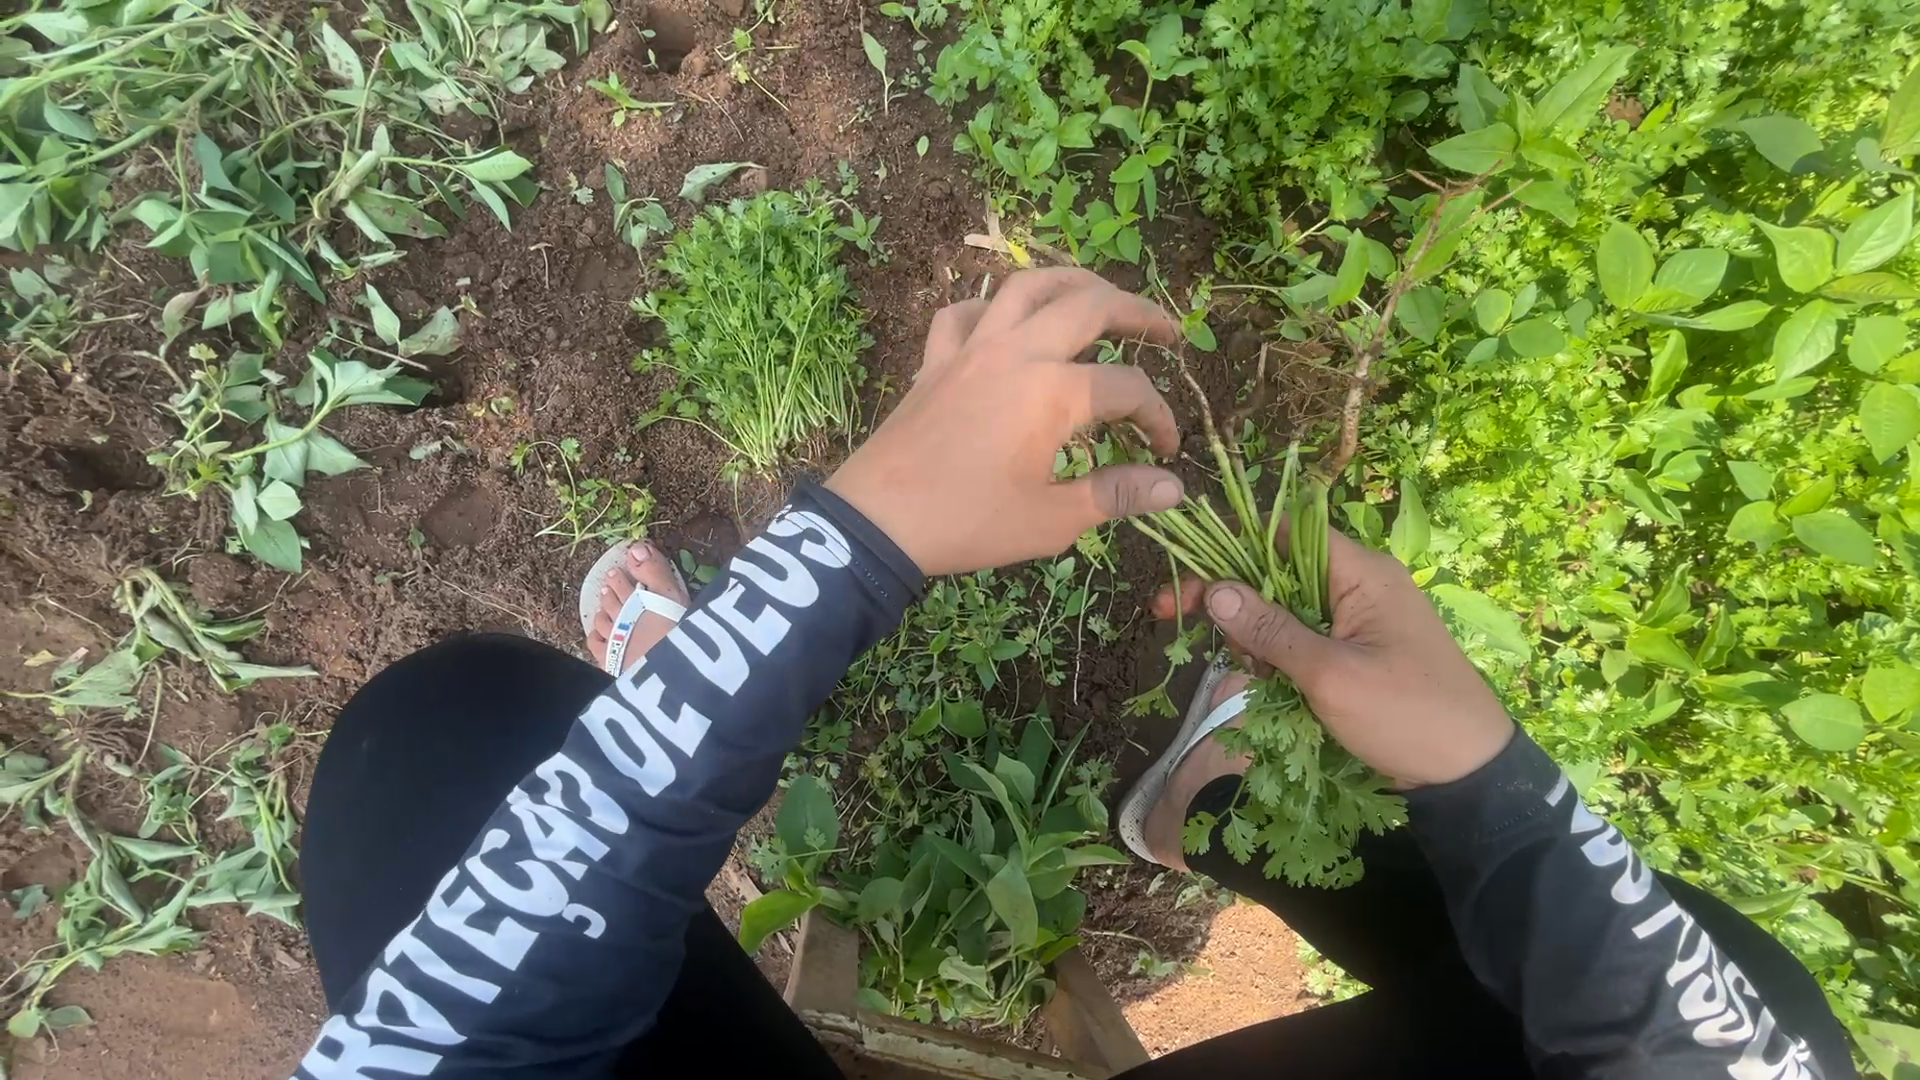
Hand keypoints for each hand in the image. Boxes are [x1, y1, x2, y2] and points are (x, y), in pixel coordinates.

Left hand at [827, 269, 1185, 576]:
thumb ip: (1116, 496)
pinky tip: (1001, 323)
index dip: (1159, 418)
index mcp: (1053, 393)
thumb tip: (1175, 487)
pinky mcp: (934, 362)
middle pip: (1090, 306)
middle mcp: (1016, 352)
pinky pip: (962, 314)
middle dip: (1139, 313)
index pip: (1129, 391)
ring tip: (1099, 297)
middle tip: (1166, 331)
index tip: (1166, 450)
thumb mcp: (1051, 520)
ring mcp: (970, 350)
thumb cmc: (969, 523)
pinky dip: (989, 308)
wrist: (878, 522)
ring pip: (1027, 287)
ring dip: (1072, 284)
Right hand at [1156, 528, 1513, 787]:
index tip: (1188, 576)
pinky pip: (1298, 634)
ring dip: (1250, 630)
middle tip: (1173, 614)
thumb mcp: (1330, 675)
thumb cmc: (1406, 716)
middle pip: (1274, 570)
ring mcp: (1355, 617)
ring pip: (1280, 605)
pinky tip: (1259, 676)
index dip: (1231, 547)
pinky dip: (1272, 651)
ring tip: (1240, 666)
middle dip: (1227, 593)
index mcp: (1360, 574)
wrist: (1470, 778)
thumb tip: (1214, 589)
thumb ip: (1270, 630)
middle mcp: (1356, 584)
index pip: (1283, 534)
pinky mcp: (1352, 647)